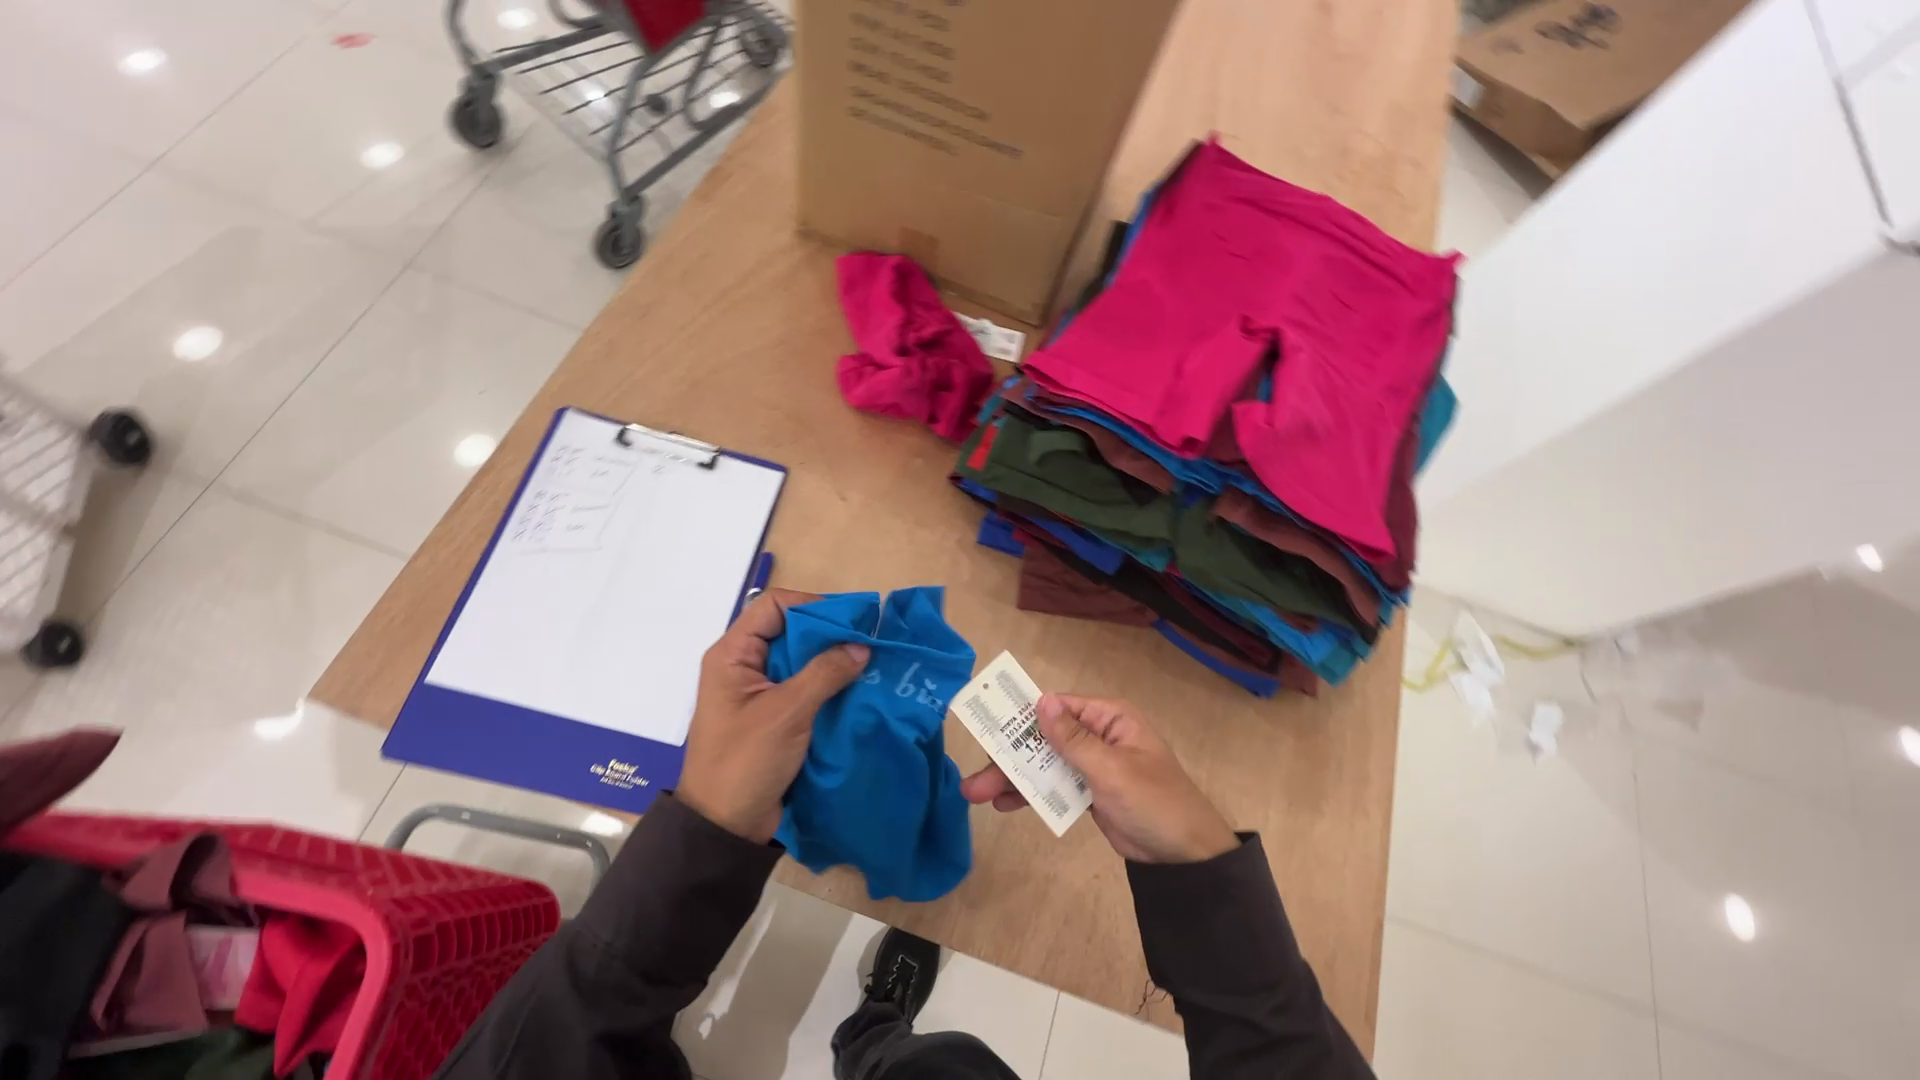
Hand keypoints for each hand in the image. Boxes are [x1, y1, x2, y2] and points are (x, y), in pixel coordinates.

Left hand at [676, 589, 869, 842]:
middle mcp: (745, 666)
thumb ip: (825, 673)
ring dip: (835, 662)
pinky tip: (861, 690)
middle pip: (792, 631)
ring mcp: (761, 692)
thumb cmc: (746, 762)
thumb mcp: (786, 713)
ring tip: (873, 664)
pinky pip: (807, 689)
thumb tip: (862, 646)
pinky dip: (832, 686)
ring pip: (803, 661)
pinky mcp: (777, 716)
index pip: (773, 606)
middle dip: (831, 634)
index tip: (851, 620)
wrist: (725, 827)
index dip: (812, 605)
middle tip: (871, 642)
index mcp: (733, 655)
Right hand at [960, 694, 1237, 863]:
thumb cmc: (1154, 802)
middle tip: (974, 777)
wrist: (1185, 856)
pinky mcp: (1089, 792)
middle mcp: (1098, 735)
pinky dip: (1032, 793)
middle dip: (1010, 756)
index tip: (988, 727)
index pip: (1059, 707)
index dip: (1023, 716)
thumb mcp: (1112, 770)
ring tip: (977, 794)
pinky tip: (1005, 803)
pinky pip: (1054, 786)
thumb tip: (1042, 700)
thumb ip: (1073, 739)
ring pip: (1045, 764)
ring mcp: (1092, 765)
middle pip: (1045, 739)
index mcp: (1110, 718)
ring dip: (1014, 777)